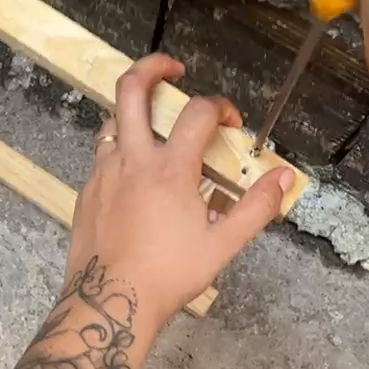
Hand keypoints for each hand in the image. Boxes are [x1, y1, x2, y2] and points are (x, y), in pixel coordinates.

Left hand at [66, 55, 295, 330]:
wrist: (108, 302)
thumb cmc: (168, 275)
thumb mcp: (222, 245)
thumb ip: (256, 207)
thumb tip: (283, 177)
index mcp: (170, 169)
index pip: (198, 112)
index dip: (221, 106)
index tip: (230, 121)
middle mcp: (131, 160)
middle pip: (131, 89)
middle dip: (153, 66)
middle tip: (174, 68)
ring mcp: (103, 173)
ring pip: (112, 120)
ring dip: (134, 112)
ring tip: (155, 127)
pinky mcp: (85, 191)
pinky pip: (101, 155)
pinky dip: (120, 149)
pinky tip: (135, 177)